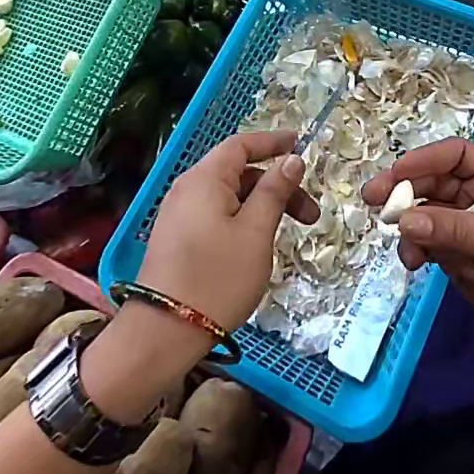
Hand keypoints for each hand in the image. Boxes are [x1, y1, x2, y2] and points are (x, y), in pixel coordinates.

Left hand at [84, 131, 316, 420]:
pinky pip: (216, 214)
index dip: (273, 142)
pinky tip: (258, 244)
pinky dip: (243, 218)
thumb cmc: (217, 277)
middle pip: (238, 172)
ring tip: (287, 233)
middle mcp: (187, 189)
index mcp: (205, 179)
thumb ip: (274, 191)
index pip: (241, 144)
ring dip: (262, 205)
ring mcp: (179, 214)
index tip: (302, 144)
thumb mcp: (256, 232)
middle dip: (276, 185)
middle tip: (310, 215)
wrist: (164, 332)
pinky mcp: (177, 238)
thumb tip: (291, 159)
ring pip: (229, 196)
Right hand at [362, 138, 473, 351]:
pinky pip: (426, 244)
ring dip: (407, 225)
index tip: (395, 173)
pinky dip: (414, 250)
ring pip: (423, 214)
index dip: (424, 159)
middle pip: (431, 182)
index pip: (454, 156)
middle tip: (373, 200)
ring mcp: (465, 226)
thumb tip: (403, 220)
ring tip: (402, 245)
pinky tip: (413, 263)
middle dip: (403, 190)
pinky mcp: (458, 255)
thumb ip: (450, 227)